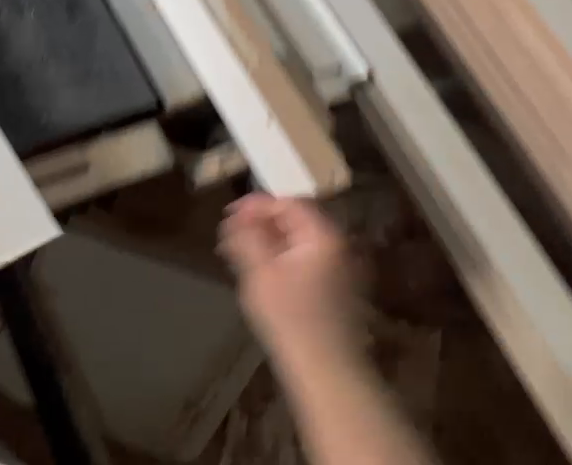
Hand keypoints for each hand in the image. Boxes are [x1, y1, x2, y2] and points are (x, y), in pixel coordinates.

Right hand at [219, 194, 362, 361]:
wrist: (326, 369)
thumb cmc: (289, 315)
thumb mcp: (258, 269)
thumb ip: (245, 235)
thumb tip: (236, 216)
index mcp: (324, 238)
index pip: (289, 203)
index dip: (256, 204)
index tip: (229, 214)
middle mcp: (339, 249)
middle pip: (295, 222)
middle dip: (259, 224)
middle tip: (230, 234)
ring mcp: (342, 271)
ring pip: (298, 243)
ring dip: (267, 242)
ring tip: (238, 253)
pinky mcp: (338, 292)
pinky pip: (306, 262)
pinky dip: (281, 259)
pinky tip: (259, 273)